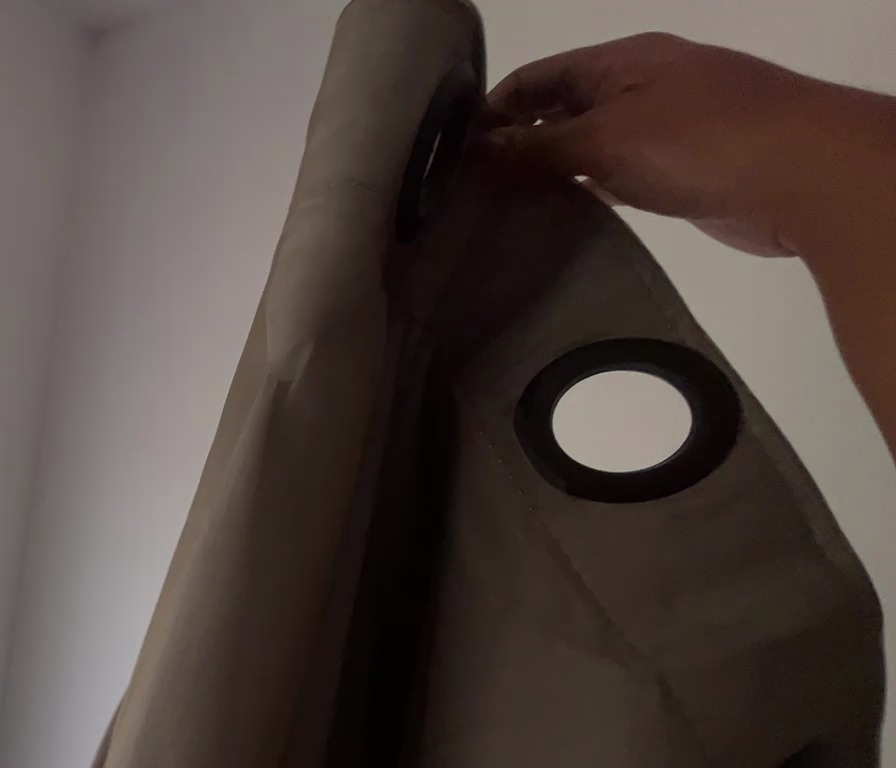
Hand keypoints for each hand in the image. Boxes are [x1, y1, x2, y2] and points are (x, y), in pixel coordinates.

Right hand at [485, 33, 894, 256]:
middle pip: (550, 111)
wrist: (803, 176)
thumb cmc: (698, 141)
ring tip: (488, 210)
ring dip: (534, 174)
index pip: (533, 78)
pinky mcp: (661, 169)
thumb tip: (472, 155)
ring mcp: (650, 129)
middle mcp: (634, 87)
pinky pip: (596, 177)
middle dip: (505, 145)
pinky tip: (537, 219)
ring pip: (571, 147)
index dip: (489, 112)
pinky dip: (566, 194)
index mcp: (621, 61)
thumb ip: (531, 148)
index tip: (450, 159)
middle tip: (461, 192)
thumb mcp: (601, 138)